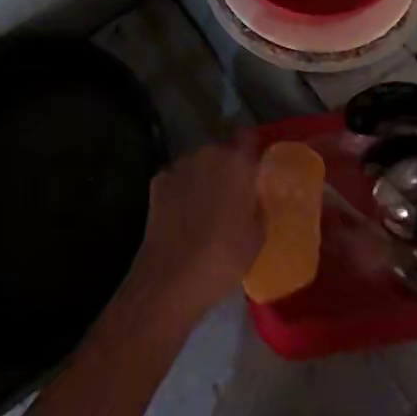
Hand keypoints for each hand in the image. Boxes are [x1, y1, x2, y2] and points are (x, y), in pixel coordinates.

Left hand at [128, 136, 264, 316]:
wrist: (171, 279)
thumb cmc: (224, 257)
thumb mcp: (258, 234)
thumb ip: (258, 204)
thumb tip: (255, 195)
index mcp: (238, 162)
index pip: (250, 136)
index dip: (253, 148)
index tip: (256, 166)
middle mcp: (208, 153)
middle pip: (223, 150)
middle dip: (228, 167)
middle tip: (232, 194)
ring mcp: (179, 165)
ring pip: (199, 163)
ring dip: (204, 177)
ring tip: (205, 207)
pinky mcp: (158, 181)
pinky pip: (177, 178)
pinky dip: (181, 189)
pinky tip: (182, 214)